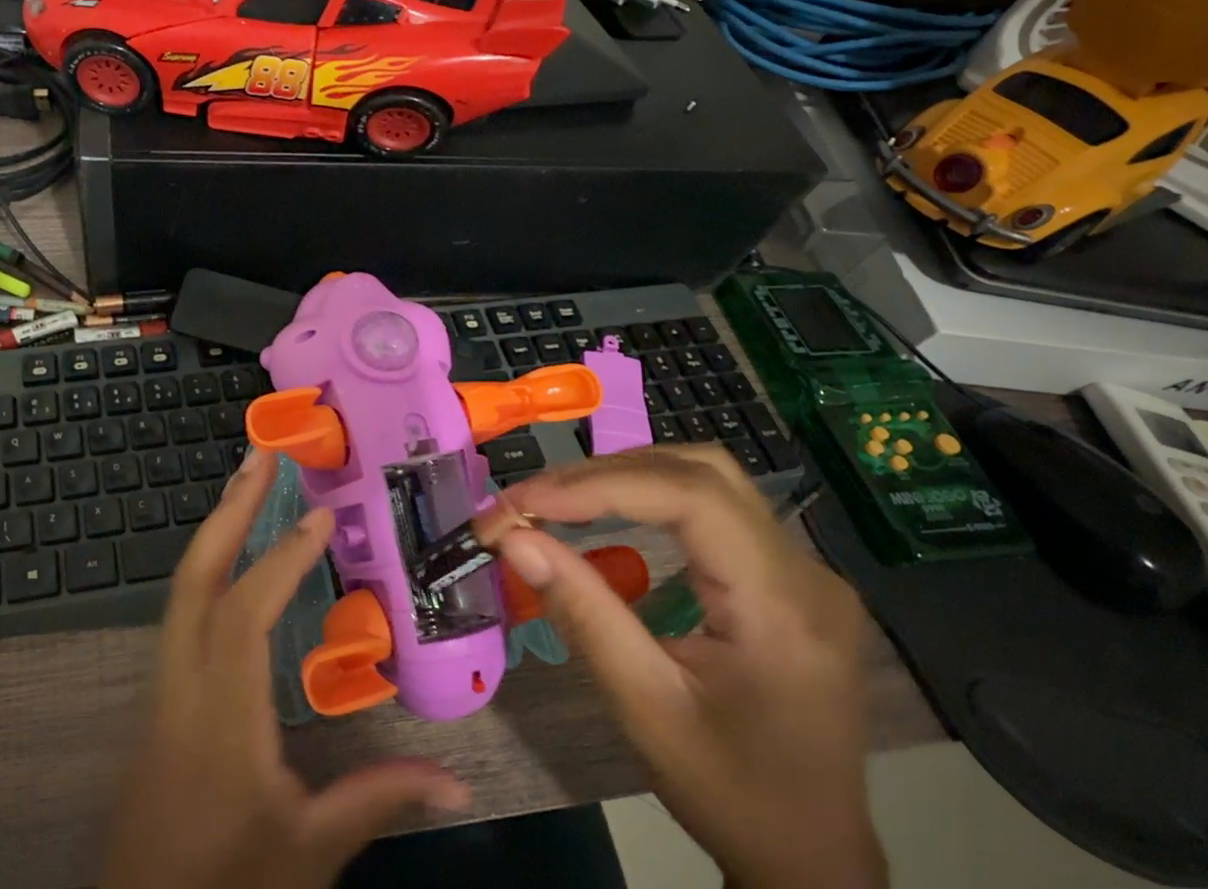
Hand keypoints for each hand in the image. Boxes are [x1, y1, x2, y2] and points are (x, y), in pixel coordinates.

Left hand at [101, 450, 470, 888]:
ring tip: (248, 495)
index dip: (280, 559)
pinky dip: (207, 577)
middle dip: (228, 513)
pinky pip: (179, 622)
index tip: (318, 516)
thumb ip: (377, 801)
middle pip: (193, 581)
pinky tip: (233, 573)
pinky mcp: (158, 709)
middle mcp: (180, 689)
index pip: (244, 614)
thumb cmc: (225, 881)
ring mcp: (160, 696)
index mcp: (220, 715)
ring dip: (214, 538)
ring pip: (178, 597)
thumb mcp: (309, 850)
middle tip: (258, 459)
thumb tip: (456, 782)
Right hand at [488, 446, 885, 888]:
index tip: (520, 504)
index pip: (690, 499)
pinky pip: (721, 515)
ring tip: (558, 503)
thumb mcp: (644, 706)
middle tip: (530, 500)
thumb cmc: (726, 790)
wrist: (810, 854)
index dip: (597, 486)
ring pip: (714, 484)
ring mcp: (808, 575)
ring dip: (628, 479)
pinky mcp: (793, 584)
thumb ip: (583, 613)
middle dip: (606, 474)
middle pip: (705, 474)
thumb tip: (514, 539)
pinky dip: (653, 502)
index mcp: (782, 607)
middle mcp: (807, 574)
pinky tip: (610, 519)